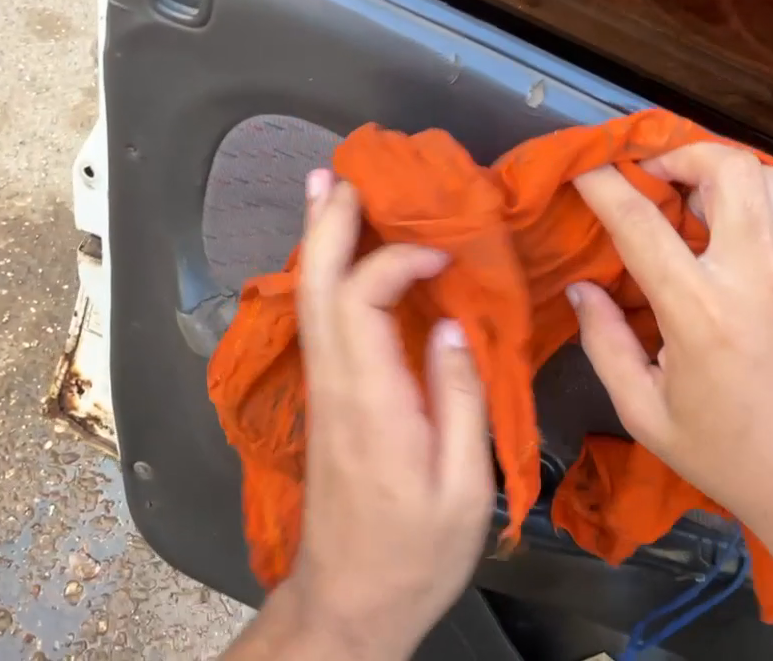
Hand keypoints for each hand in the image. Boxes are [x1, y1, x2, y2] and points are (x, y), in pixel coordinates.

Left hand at [228, 170, 493, 660]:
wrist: (348, 599)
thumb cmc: (414, 553)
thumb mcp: (463, 490)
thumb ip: (459, 403)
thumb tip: (451, 327)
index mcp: (372, 402)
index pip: (363, 301)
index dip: (396, 260)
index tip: (442, 254)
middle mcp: (335, 383)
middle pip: (318, 286)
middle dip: (328, 223)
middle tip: (343, 173)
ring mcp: (321, 388)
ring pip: (309, 297)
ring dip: (317, 239)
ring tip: (325, 189)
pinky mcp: (323, 396)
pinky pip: (318, 318)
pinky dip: (324, 273)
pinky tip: (333, 253)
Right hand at [567, 144, 772, 545]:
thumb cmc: (730, 460)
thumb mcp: (644, 411)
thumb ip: (603, 341)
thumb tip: (582, 288)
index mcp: (700, 312)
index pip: (639, 219)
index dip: (601, 180)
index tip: (583, 165)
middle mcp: (760, 279)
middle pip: (728, 168)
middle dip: (681, 153)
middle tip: (654, 175)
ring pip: (770, 184)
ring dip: (723, 177)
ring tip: (694, 204)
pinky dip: (755, 222)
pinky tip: (738, 261)